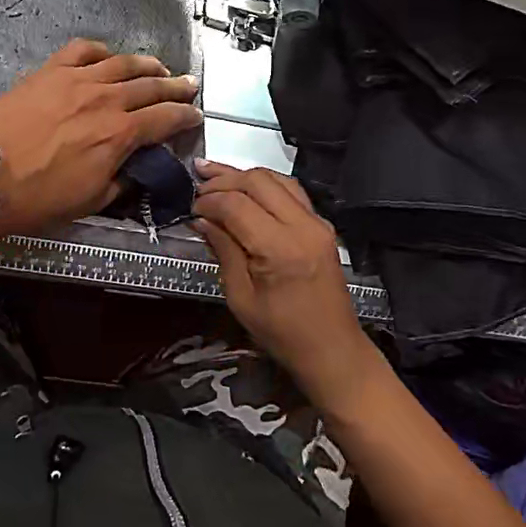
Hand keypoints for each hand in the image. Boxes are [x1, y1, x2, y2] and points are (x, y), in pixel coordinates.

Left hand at [0, 39, 200, 237]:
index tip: (195, 115)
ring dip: (146, 65)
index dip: (185, 116)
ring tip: (158, 68)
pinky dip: (101, 51)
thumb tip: (138, 166)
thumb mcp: (91, 200)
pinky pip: (83, 50)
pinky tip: (108, 56)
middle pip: (150, 86)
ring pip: (122, 63)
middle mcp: (105, 100)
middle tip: (188, 86)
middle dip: (175, 87)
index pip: (166, 119)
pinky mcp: (51, 71)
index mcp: (119, 134)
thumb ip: (123, 179)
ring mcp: (77, 80)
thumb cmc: (37, 197)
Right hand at [192, 161, 379, 404]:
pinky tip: (242, 185)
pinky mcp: (321, 224)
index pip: (237, 205)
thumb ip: (223, 251)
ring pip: (274, 178)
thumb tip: (202, 220)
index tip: (191, 208)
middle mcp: (303, 226)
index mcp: (281, 249)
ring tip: (212, 175)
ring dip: (241, 175)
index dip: (209, 201)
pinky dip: (263, 182)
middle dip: (222, 181)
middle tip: (197, 189)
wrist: (334, 351)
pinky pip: (289, 189)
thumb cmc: (284, 334)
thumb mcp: (241, 298)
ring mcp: (316, 222)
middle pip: (256, 181)